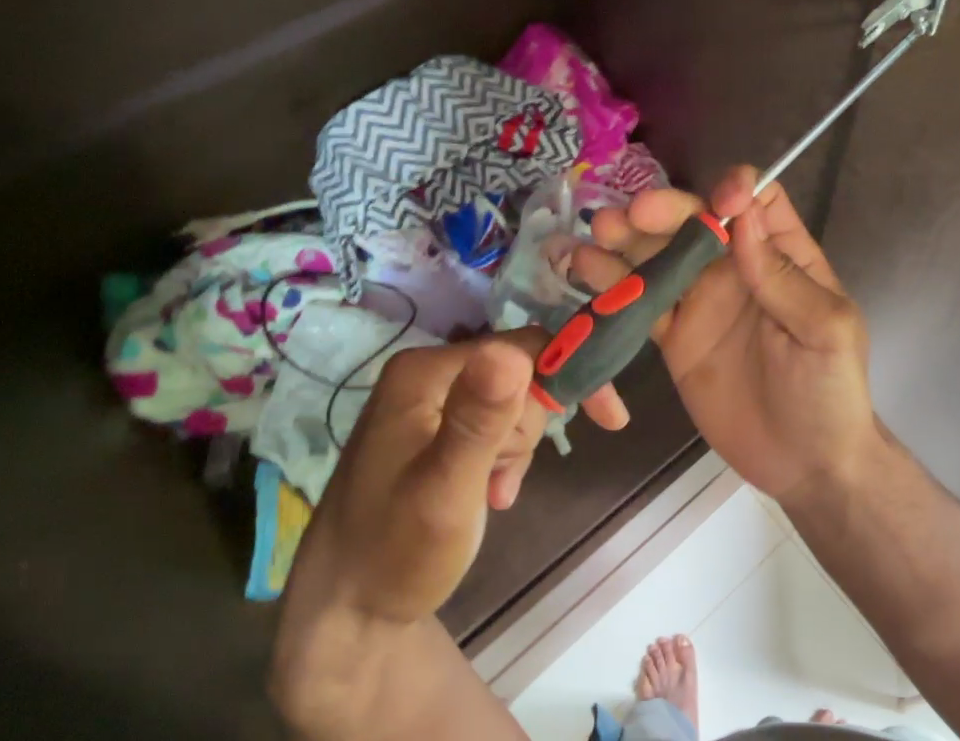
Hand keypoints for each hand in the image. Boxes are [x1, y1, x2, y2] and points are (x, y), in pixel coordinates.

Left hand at [275, 333, 582, 738]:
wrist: (347, 614)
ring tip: (492, 493)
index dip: (573, 375)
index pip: (527, 345)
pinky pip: (495, 426)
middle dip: (530, 428)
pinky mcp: (432, 429)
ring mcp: (428, 402)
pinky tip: (490, 495)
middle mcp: (426, 375)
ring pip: (515, 403)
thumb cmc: (397, 554)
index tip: (611, 420)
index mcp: (426, 373)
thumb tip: (513, 353)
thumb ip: (480, 421)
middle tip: (504, 476)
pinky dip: (504, 460)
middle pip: (523, 374)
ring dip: (517, 450)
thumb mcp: (447, 490)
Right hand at [576, 167, 879, 503]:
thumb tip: (745, 215)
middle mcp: (738, 268)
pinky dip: (612, 284)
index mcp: (783, 256)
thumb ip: (783, 277)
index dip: (735, 189)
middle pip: (696, 221)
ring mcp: (702, 302)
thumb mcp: (826, 331)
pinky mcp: (675, 337)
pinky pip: (641, 302)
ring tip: (597, 233)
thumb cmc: (830, 391)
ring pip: (660, 255)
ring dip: (627, 239)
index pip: (758, 201)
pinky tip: (585, 268)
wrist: (806, 463)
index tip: (716, 202)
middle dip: (662, 211)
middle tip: (626, 218)